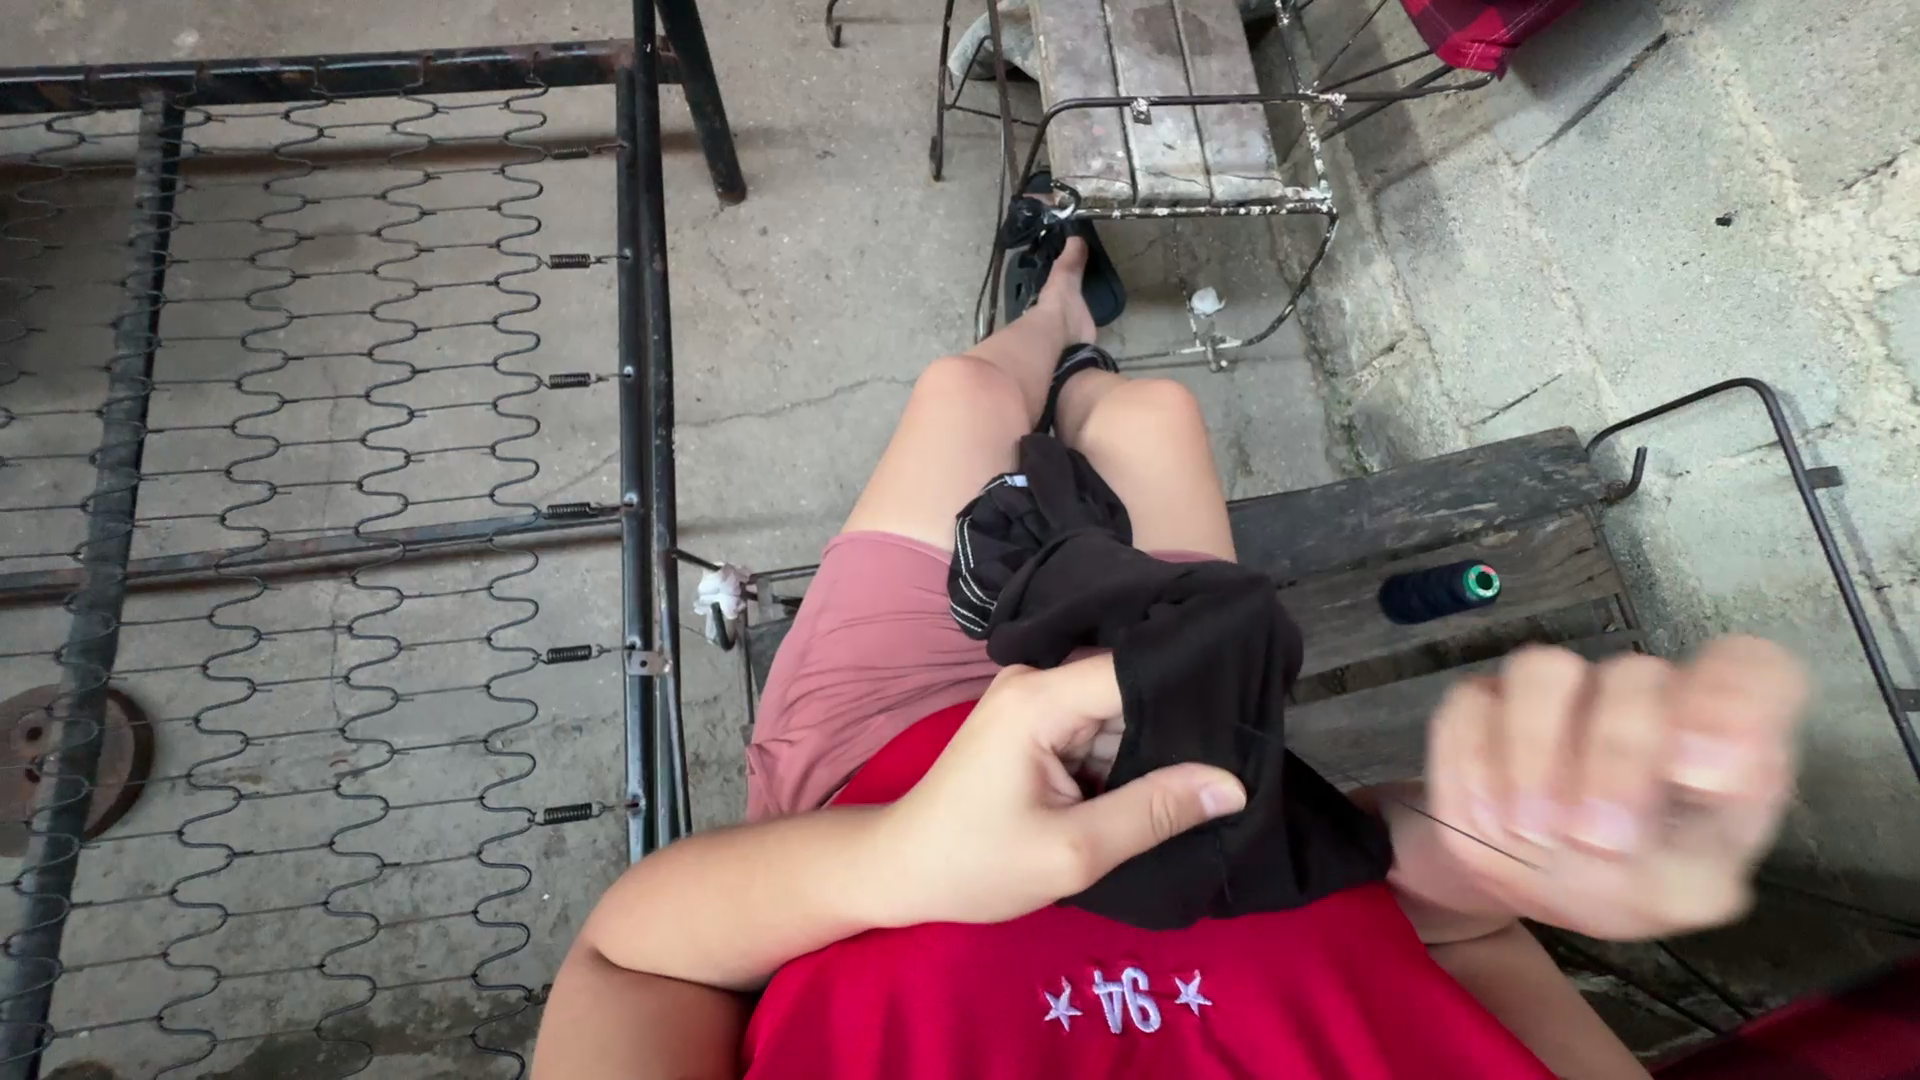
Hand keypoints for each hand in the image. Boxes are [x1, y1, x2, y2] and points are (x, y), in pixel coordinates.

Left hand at [865, 654, 1245, 926]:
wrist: (904, 868)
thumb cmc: (977, 863)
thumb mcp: (1074, 851)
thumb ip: (1153, 813)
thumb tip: (1231, 784)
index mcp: (1038, 697)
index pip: (1132, 667)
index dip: (1190, 682)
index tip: (1250, 699)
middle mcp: (1034, 681)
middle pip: (1125, 688)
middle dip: (1175, 723)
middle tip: (1239, 754)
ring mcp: (1031, 699)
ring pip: (1114, 711)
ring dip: (1149, 744)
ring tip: (1209, 774)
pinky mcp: (1031, 722)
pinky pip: (1093, 727)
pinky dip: (1120, 755)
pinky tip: (1157, 782)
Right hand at [1424, 636, 1806, 940]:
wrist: (1526, 882)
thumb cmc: (1629, 880)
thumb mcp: (1691, 888)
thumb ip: (1712, 836)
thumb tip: (1703, 776)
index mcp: (1714, 731)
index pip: (1750, 667)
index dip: (1730, 702)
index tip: (1701, 778)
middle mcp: (1634, 693)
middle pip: (1634, 674)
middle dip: (1616, 760)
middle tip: (1601, 841)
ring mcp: (1549, 690)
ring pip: (1541, 669)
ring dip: (1535, 749)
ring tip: (1534, 831)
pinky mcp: (1476, 702)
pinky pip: (1469, 708)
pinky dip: (1476, 767)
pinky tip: (1493, 819)